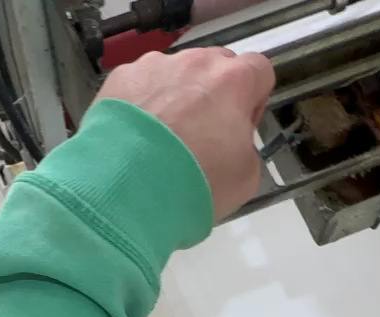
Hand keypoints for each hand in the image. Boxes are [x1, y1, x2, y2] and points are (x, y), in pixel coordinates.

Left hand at [97, 47, 274, 220]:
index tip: (241, 127)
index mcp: (233, 81)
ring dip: (175, 101)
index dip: (252, 100)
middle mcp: (194, 63)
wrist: (132, 189)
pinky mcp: (121, 79)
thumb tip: (235, 147)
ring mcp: (155, 66)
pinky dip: (142, 107)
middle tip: (202, 139)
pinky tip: (138, 141)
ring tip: (163, 144)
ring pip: (174, 76)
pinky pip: (139, 86)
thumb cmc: (194, 183)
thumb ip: (248, 150)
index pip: (258, 71)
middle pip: (213, 69)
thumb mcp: (245, 179)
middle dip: (213, 98)